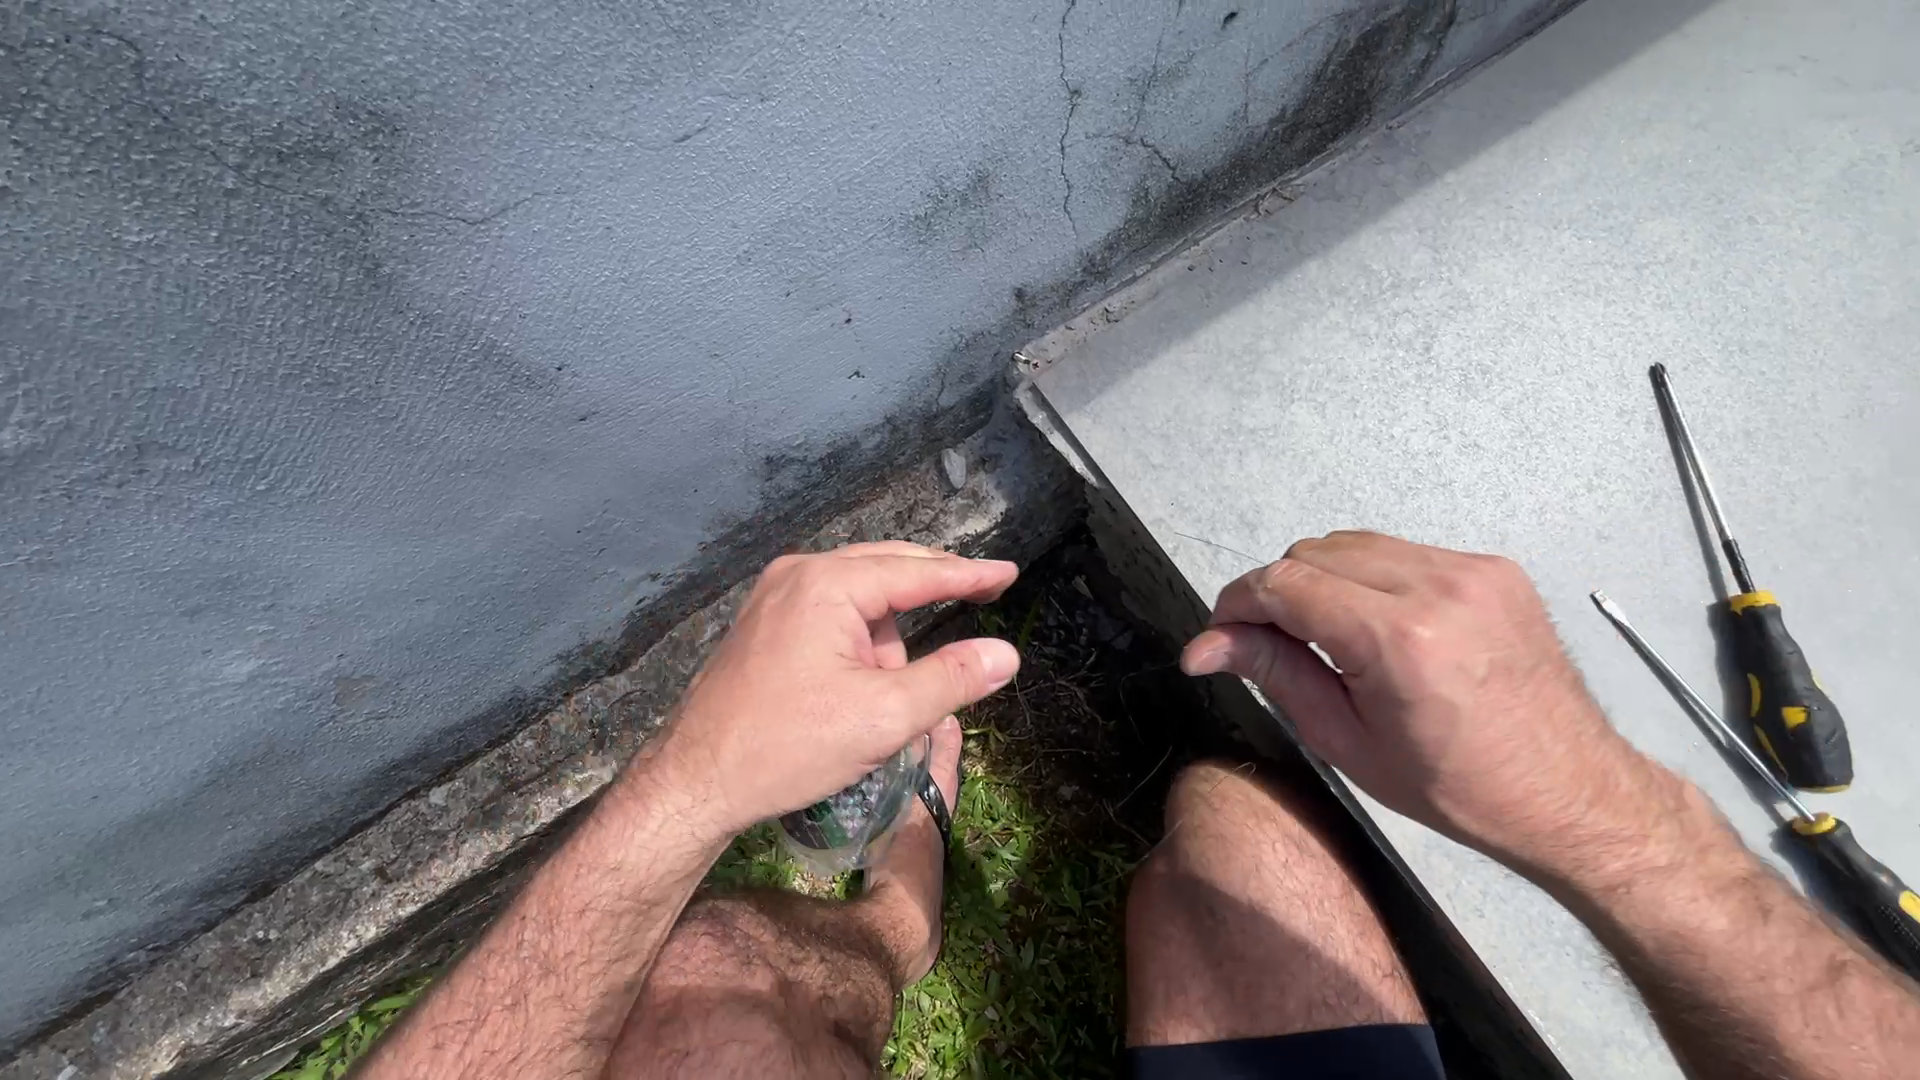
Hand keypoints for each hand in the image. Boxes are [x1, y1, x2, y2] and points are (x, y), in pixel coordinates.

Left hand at [641, 542, 1020, 835]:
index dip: (970, 573)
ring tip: (881, 696)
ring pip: (860, 598)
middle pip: (888, 569)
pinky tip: (855, 685)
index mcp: (827, 584)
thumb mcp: (883, 717)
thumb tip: (1006, 654)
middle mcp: (798, 574)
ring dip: (889, 636)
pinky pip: (832, 613)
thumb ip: (951, 679)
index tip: (1009, 573)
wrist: (692, 782)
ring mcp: (776, 595)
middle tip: (982, 598)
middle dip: (933, 591)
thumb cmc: (787, 747)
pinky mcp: (765, 621)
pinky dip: (860, 641)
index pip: (917, 571)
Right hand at [1181, 531, 1654, 871]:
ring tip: (1327, 635)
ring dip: (1317, 581)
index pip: (1282, 583)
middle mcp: (1436, 586)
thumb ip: (1271, 673)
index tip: (1223, 636)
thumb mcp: (1343, 740)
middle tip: (1275, 645)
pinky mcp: (1492, 566)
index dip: (1236, 603)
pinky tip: (1375, 623)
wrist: (1572, 792)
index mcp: (1397, 639)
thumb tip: (1201, 648)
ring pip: (1348, 544)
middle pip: (1308, 553)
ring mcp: (1471, 568)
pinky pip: (1395, 551)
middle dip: (1275, 594)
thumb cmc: (1451, 786)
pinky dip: (1364, 578)